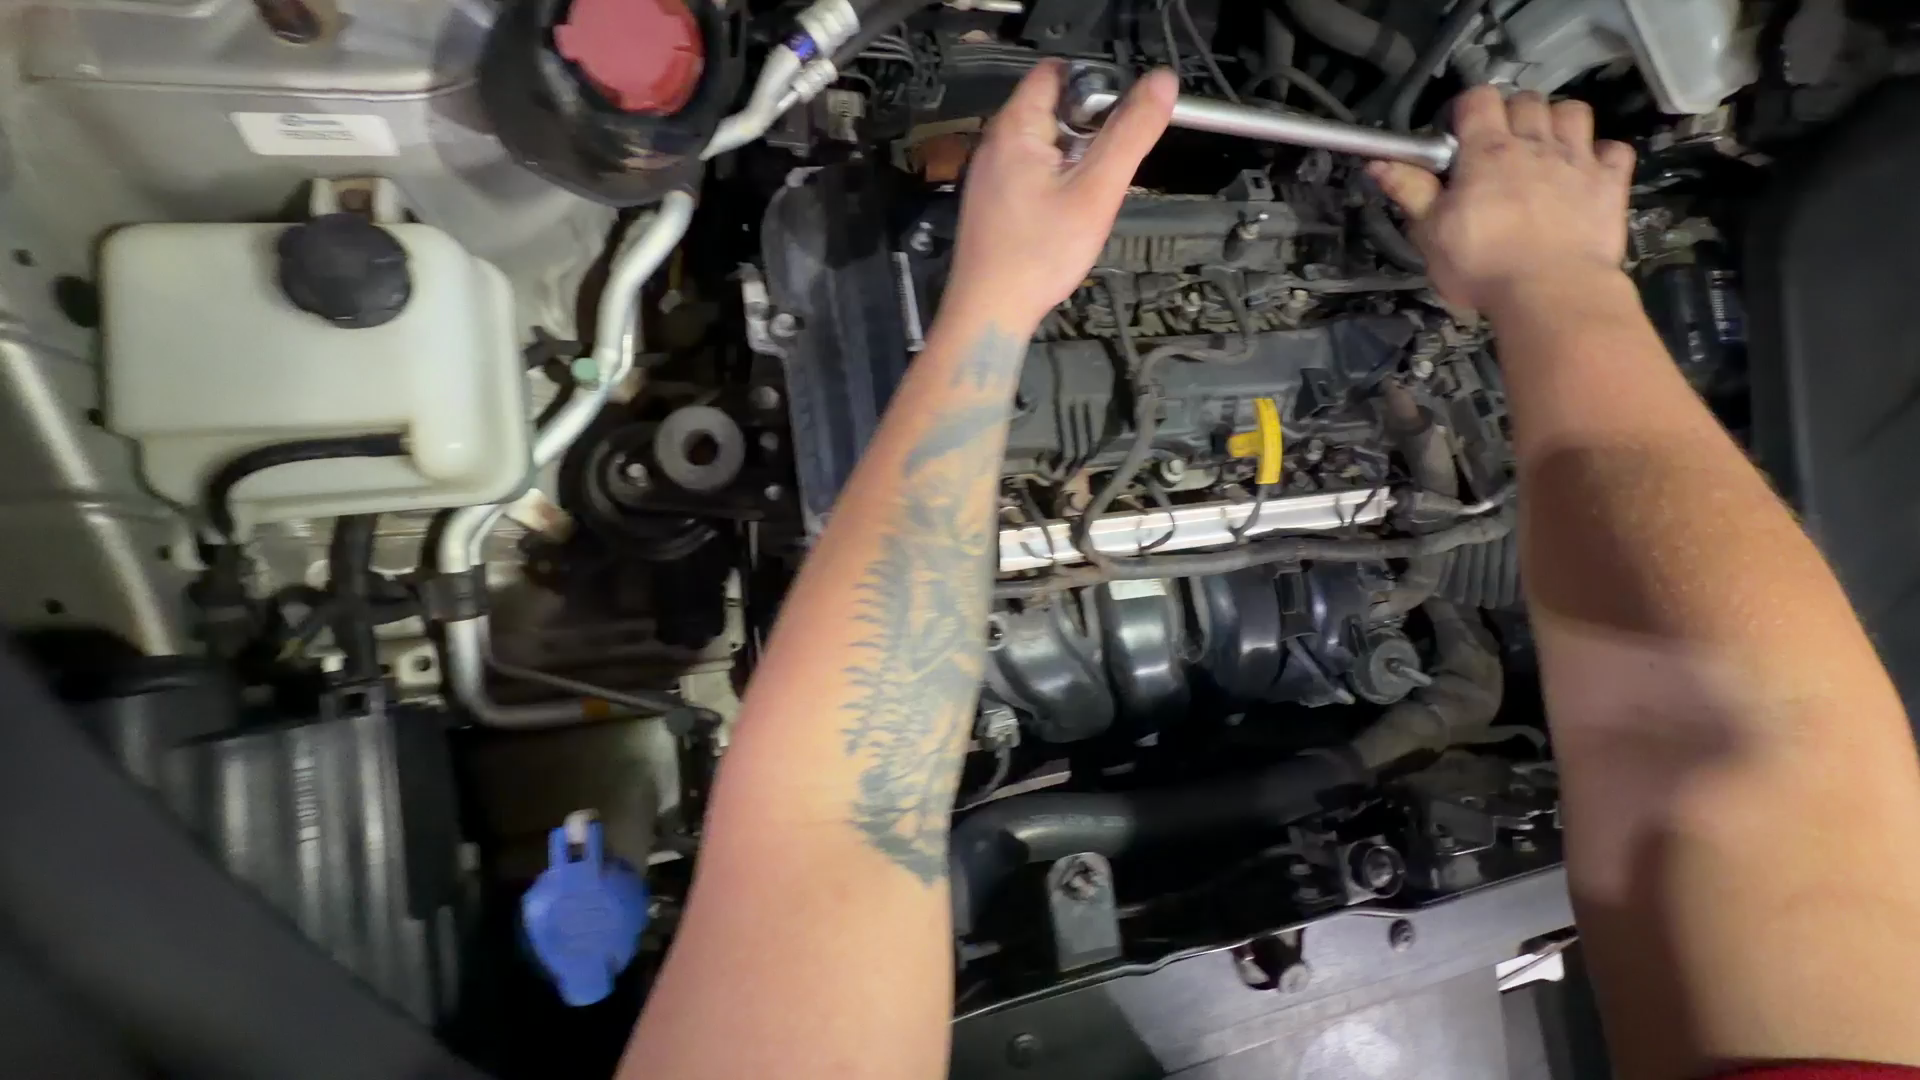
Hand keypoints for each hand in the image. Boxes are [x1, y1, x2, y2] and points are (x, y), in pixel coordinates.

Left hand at [941, 63, 1176, 331]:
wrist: (990, 313)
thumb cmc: (1036, 257)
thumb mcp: (1096, 192)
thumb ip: (1130, 134)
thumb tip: (1162, 84)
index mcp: (1015, 128)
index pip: (1057, 72)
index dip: (1095, 86)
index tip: (1118, 120)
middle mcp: (994, 145)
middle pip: (1052, 109)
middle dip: (1086, 132)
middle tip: (1101, 172)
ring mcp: (988, 177)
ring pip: (1043, 148)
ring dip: (1072, 164)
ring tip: (1081, 201)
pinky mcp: (991, 205)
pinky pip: (1030, 177)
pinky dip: (1053, 187)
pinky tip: (1060, 220)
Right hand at [1369, 86, 1635, 315]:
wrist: (1547, 290)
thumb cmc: (1479, 264)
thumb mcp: (1429, 233)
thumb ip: (1410, 192)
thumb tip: (1379, 163)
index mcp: (1487, 153)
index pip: (1478, 100)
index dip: (1465, 111)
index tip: (1455, 138)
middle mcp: (1536, 144)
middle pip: (1527, 100)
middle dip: (1509, 116)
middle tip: (1493, 151)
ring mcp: (1579, 159)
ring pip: (1572, 112)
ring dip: (1554, 124)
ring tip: (1539, 152)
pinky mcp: (1610, 180)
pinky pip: (1612, 147)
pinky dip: (1596, 154)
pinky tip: (1580, 172)